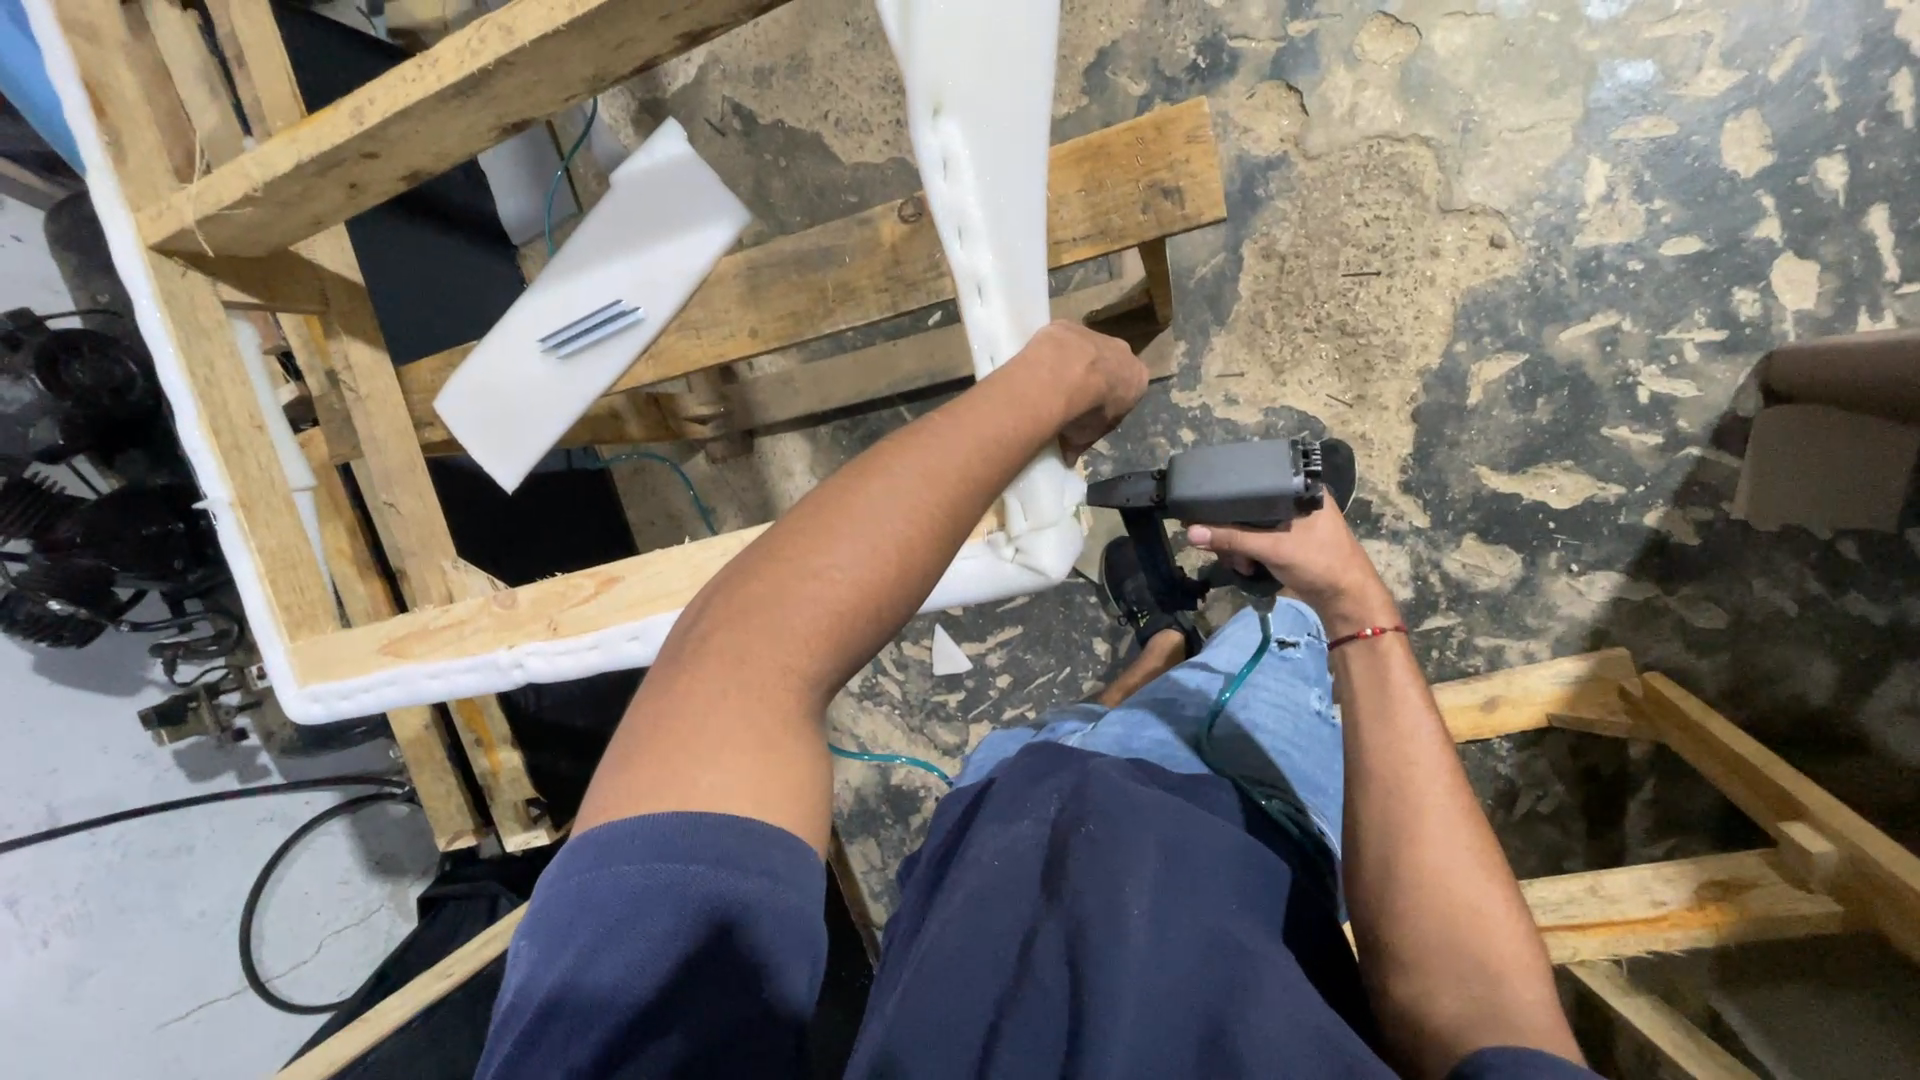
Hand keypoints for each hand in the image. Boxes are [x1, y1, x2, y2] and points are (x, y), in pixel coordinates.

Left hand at [1010, 320, 1147, 463]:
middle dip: (1094, 377)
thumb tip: (1069, 456)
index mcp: (1138, 377)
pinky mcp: (1067, 325)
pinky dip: (1050, 351)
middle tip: (1071, 396)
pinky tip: (1037, 367)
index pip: (1129, 388)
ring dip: (1070, 362)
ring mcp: (1094, 334)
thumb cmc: (1087, 411)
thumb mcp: (1089, 435)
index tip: (1092, 412)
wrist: (1065, 377)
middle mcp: (1122, 351)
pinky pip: (1058, 340)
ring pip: (1083, 349)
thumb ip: (1082, 440)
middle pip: (1109, 364)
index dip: (1110, 400)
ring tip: (1050, 383)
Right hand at [1186, 498, 1401, 638]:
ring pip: (1251, 528)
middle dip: (1234, 534)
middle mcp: (1296, 501)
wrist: (1346, 599)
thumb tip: (1190, 532)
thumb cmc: (1318, 563)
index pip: (1256, 483)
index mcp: (1301, 490)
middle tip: (1229, 552)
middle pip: (1249, 510)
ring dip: (1240, 549)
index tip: (1207, 509)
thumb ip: (1231, 538)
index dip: (1230, 497)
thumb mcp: (1271, 547)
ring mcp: (1293, 524)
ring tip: (1243, 566)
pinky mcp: (1289, 543)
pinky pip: (1259, 542)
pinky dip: (1250, 555)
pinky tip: (1248, 568)